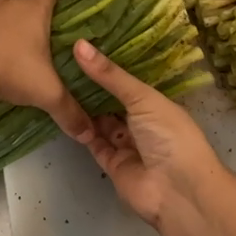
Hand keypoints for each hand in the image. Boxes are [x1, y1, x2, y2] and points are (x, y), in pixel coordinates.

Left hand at [0, 0, 90, 138]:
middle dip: (28, 14)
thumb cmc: (9, 71)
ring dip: (1, 17)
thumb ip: (69, 111)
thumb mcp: (46, 94)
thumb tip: (88, 133)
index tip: (57, 0)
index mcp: (35, 11)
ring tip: (2, 41)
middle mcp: (11, 0)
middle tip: (32, 39)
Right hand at [70, 39, 225, 228]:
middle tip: (63, 61)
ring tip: (57, 80)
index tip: (82, 46)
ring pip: (101, 121)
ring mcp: (127, 144)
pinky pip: (94, 142)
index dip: (108, 66)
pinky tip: (63, 109)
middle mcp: (142, 122)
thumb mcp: (142, 97)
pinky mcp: (113, 164)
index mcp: (156, 103)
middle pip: (113, 101)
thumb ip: (110, 75)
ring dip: (84, 106)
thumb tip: (79, 44)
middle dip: (92, 86)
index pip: (128, 81)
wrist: (178, 191)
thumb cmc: (169, 135)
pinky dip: (81, 129)